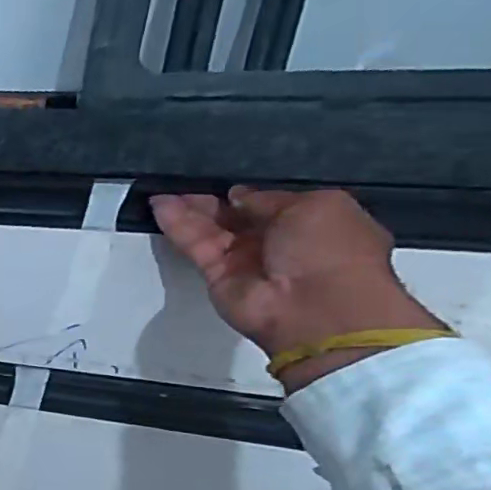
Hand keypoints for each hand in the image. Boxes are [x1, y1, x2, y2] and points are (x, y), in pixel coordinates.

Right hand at [150, 186, 445, 390]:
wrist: (314, 307)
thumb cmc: (330, 249)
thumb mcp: (316, 206)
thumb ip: (269, 199)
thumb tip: (239, 198)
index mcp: (313, 223)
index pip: (272, 203)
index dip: (248, 193)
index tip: (226, 182)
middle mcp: (278, 242)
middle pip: (236, 216)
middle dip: (213, 201)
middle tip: (186, 183)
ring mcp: (245, 259)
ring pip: (211, 229)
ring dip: (189, 210)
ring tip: (163, 192)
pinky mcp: (216, 274)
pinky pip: (195, 244)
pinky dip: (178, 226)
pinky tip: (160, 206)